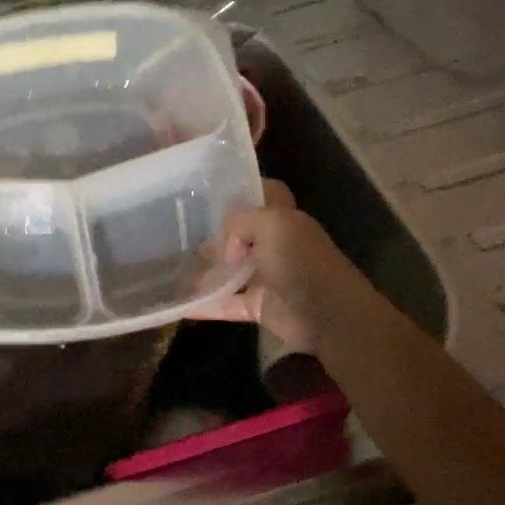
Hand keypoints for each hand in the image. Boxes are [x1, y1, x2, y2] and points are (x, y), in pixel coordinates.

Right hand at [190, 180, 386, 350]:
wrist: (329, 316)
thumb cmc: (302, 262)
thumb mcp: (271, 224)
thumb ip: (240, 223)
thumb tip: (225, 250)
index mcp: (284, 219)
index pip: (265, 193)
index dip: (243, 188)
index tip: (209, 191)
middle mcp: (276, 244)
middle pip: (242, 233)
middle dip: (215, 233)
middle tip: (180, 231)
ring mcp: (269, 276)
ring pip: (233, 269)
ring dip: (207, 270)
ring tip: (175, 266)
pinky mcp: (261, 306)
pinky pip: (228, 304)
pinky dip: (207, 306)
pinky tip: (182, 306)